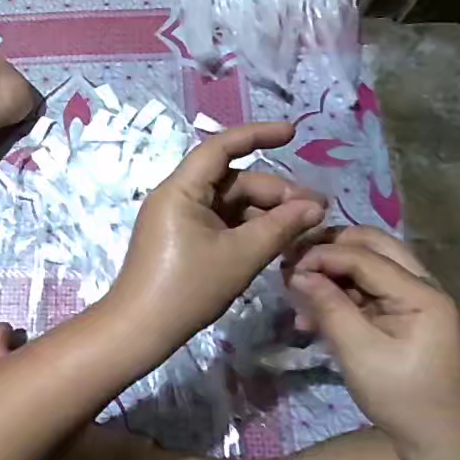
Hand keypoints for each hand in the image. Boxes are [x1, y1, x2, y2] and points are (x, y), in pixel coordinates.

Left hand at [105, 121, 325, 348]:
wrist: (142, 326)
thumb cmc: (188, 287)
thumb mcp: (241, 256)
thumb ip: (281, 226)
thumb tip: (314, 206)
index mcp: (180, 190)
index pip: (219, 148)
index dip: (257, 135)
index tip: (294, 133)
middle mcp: (175, 197)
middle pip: (231, 180)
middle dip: (274, 191)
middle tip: (317, 212)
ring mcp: (176, 219)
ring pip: (228, 202)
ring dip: (265, 212)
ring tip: (304, 229)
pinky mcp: (180, 239)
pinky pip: (219, 221)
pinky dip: (247, 227)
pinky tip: (278, 241)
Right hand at [287, 228, 459, 459]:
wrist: (443, 441)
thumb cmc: (402, 396)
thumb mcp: (358, 351)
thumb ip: (328, 306)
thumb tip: (296, 274)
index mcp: (422, 295)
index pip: (363, 256)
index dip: (320, 256)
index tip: (285, 272)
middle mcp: (425, 289)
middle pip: (374, 245)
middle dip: (330, 247)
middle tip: (293, 262)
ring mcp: (417, 302)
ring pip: (370, 264)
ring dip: (333, 270)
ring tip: (299, 290)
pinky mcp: (406, 317)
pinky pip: (369, 289)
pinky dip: (341, 292)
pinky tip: (314, 315)